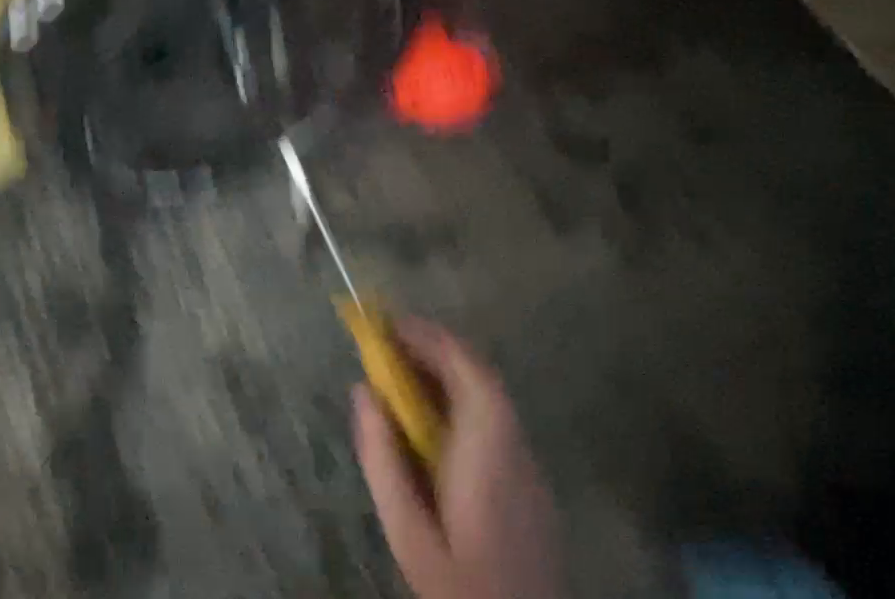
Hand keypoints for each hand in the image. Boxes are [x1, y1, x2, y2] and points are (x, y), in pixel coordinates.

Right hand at [353, 319, 562, 598]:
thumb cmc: (457, 580)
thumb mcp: (405, 526)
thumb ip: (382, 458)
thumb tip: (364, 392)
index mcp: (490, 457)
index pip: (472, 376)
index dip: (432, 339)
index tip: (387, 322)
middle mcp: (518, 453)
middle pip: (482, 381)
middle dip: (433, 349)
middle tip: (382, 339)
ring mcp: (530, 469)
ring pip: (490, 400)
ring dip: (444, 374)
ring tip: (394, 370)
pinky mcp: (529, 485)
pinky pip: (492, 422)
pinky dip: (456, 400)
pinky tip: (424, 416)